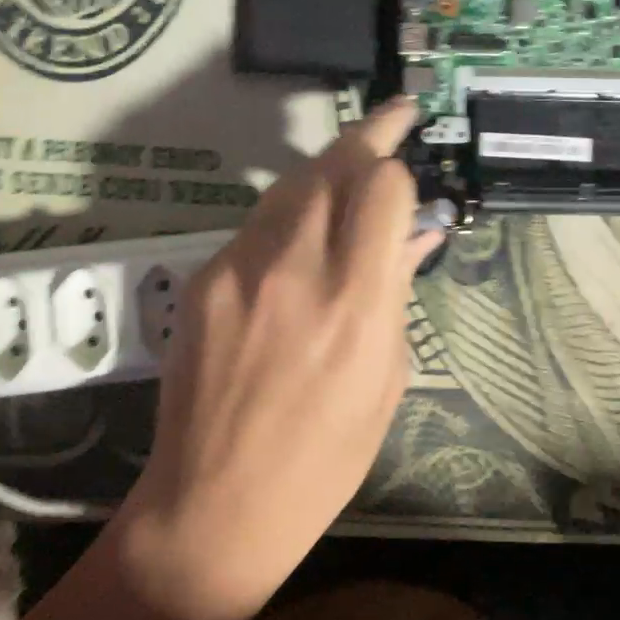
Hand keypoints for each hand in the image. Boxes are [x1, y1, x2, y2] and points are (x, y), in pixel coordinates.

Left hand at [110, 97, 442, 619]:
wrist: (216, 500)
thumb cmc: (323, 461)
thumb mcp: (384, 381)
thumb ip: (396, 293)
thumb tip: (417, 233)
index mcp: (355, 304)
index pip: (381, 187)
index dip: (399, 166)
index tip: (410, 156)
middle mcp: (295, 271)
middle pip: (331, 165)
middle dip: (367, 136)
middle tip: (392, 119)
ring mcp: (238, 270)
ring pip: (288, 185)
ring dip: (324, 170)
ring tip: (349, 170)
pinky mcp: (201, 279)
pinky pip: (253, 226)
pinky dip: (284, 218)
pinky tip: (298, 239)